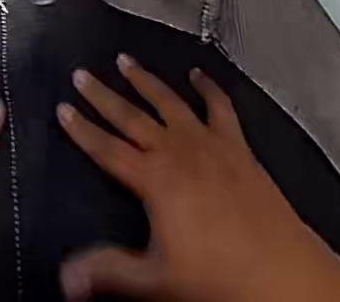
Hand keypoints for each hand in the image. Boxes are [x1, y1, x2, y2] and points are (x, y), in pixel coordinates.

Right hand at [56, 55, 339, 301]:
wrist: (276, 267)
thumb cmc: (213, 275)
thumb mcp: (155, 279)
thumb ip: (109, 270)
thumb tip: (65, 275)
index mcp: (153, 177)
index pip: (107, 149)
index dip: (82, 129)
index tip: (63, 107)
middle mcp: (177, 149)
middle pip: (132, 116)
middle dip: (104, 95)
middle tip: (83, 74)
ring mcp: (208, 140)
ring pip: (169, 101)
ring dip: (146, 80)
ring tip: (126, 60)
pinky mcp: (235, 142)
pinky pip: (219, 106)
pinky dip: (208, 87)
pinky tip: (198, 73)